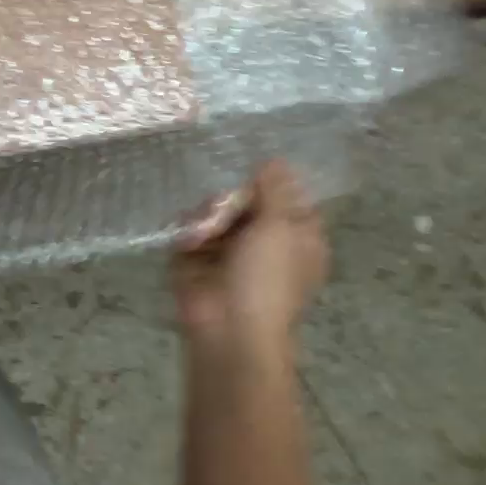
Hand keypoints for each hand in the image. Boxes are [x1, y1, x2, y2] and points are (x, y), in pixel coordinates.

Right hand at [172, 160, 328, 355]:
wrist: (227, 326)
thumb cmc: (266, 279)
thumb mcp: (280, 228)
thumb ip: (274, 190)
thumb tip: (275, 158)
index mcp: (297, 236)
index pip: (287, 196)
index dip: (273, 181)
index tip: (255, 166)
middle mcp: (264, 239)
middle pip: (246, 197)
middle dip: (232, 198)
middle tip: (227, 205)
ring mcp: (228, 247)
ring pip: (214, 209)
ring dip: (208, 214)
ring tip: (206, 230)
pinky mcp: (195, 255)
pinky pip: (189, 226)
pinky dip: (188, 228)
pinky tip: (190, 238)